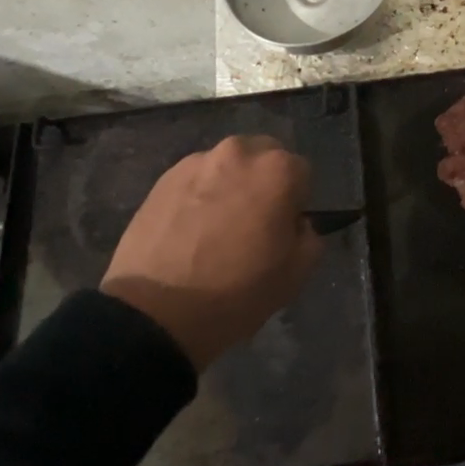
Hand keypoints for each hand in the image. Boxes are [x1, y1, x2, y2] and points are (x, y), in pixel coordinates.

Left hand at [99, 134, 323, 369]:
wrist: (155, 313)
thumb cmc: (236, 293)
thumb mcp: (296, 274)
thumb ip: (309, 236)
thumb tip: (296, 223)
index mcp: (277, 169)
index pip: (302, 172)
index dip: (296, 202)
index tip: (283, 230)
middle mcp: (239, 152)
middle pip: (263, 158)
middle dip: (263, 183)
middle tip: (252, 224)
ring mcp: (197, 162)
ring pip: (227, 167)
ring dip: (229, 186)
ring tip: (215, 228)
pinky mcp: (163, 178)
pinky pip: (196, 180)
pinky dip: (199, 196)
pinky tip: (189, 230)